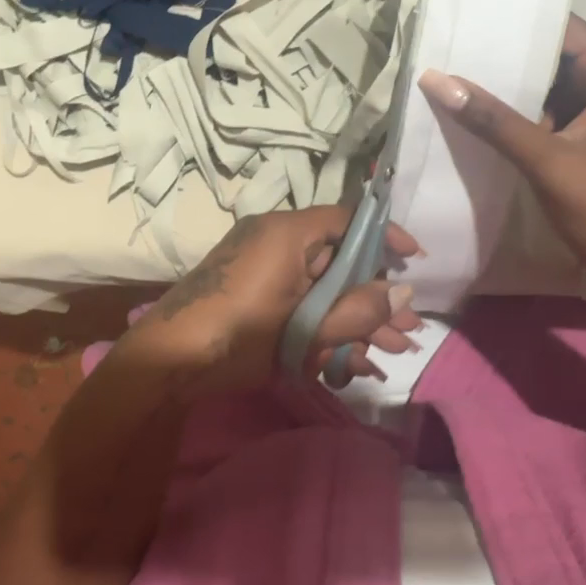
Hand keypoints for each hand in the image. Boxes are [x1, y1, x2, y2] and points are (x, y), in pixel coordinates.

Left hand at [119, 206, 422, 396]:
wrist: (170, 357)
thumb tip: (402, 292)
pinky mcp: (255, 297)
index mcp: (287, 233)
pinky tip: (353, 364)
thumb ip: (356, 310)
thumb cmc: (239, 330)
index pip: (346, 220)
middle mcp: (277, 243)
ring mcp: (264, 271)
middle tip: (409, 332)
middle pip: (338, 263)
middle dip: (375, 301)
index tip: (415, 258)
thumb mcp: (304, 325)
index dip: (383, 237)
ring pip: (322, 290)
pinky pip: (299, 304)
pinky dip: (324, 330)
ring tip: (391, 354)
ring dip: (355, 322)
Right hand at [416, 15, 585, 288]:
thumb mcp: (548, 161)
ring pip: (551, 89)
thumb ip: (492, 119)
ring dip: (510, 85)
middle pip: (555, 56)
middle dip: (505, 52)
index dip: (519, 17)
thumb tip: (435, 78)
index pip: (565, 28)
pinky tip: (478, 115)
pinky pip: (552, 116)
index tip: (469, 13)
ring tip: (453, 72)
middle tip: (449, 43)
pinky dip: (519, 114)